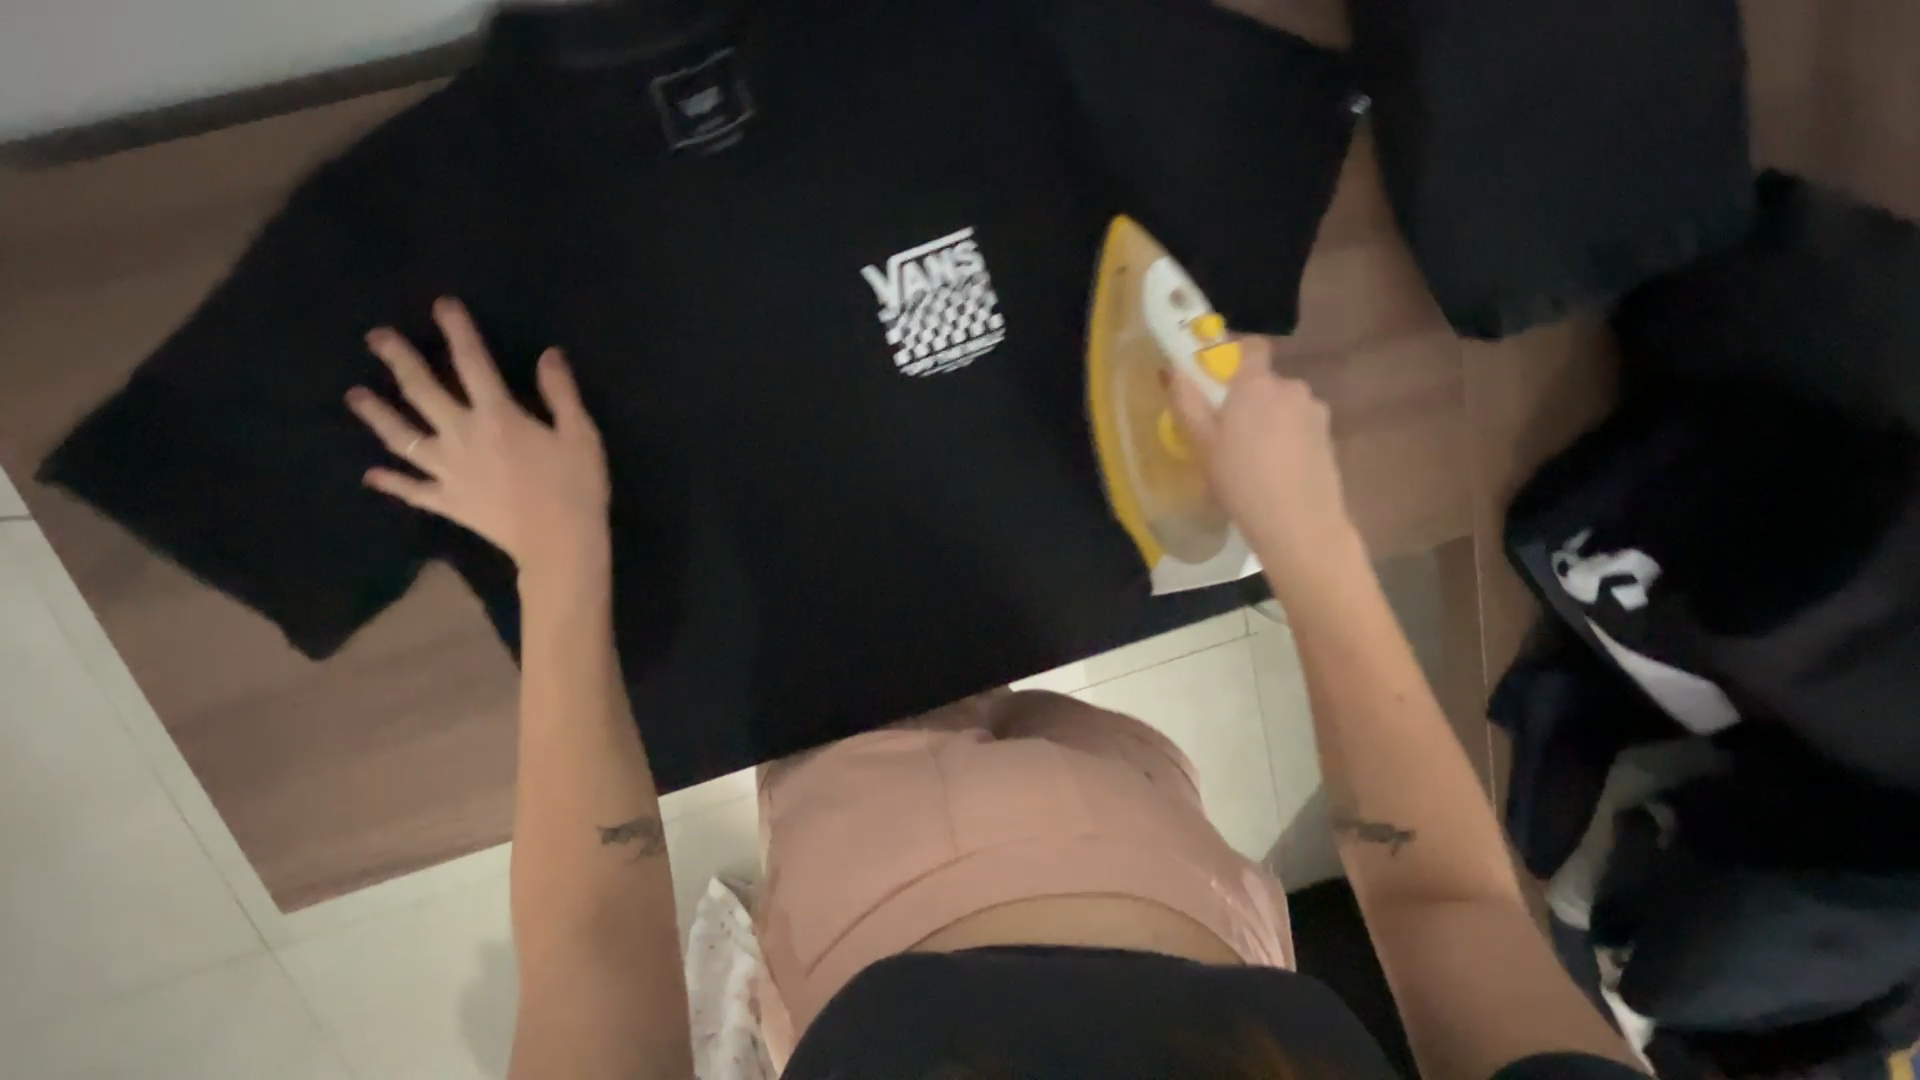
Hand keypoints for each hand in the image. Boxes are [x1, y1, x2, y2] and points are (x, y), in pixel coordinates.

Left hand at [346, 298, 610, 576]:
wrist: (559, 544)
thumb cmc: (576, 487)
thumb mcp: (581, 435)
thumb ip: (561, 393)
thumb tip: (548, 354)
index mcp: (498, 417)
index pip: (473, 364)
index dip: (458, 331)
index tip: (442, 305)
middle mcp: (462, 436)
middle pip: (422, 392)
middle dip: (399, 361)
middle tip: (377, 337)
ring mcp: (448, 471)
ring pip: (402, 437)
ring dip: (377, 415)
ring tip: (356, 396)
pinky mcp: (447, 501)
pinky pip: (412, 489)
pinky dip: (391, 482)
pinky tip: (373, 475)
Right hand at [1169, 335, 1360, 584]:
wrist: (1298, 523)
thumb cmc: (1240, 481)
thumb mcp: (1202, 444)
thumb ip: (1186, 401)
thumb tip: (1173, 368)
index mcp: (1256, 384)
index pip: (1251, 346)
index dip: (1236, 355)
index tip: (1219, 381)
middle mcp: (1290, 387)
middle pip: (1265, 382)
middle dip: (1249, 400)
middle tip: (1229, 435)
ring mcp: (1315, 412)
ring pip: (1284, 406)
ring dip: (1270, 421)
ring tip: (1255, 460)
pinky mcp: (1329, 437)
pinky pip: (1301, 427)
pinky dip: (1288, 440)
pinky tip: (1276, 472)